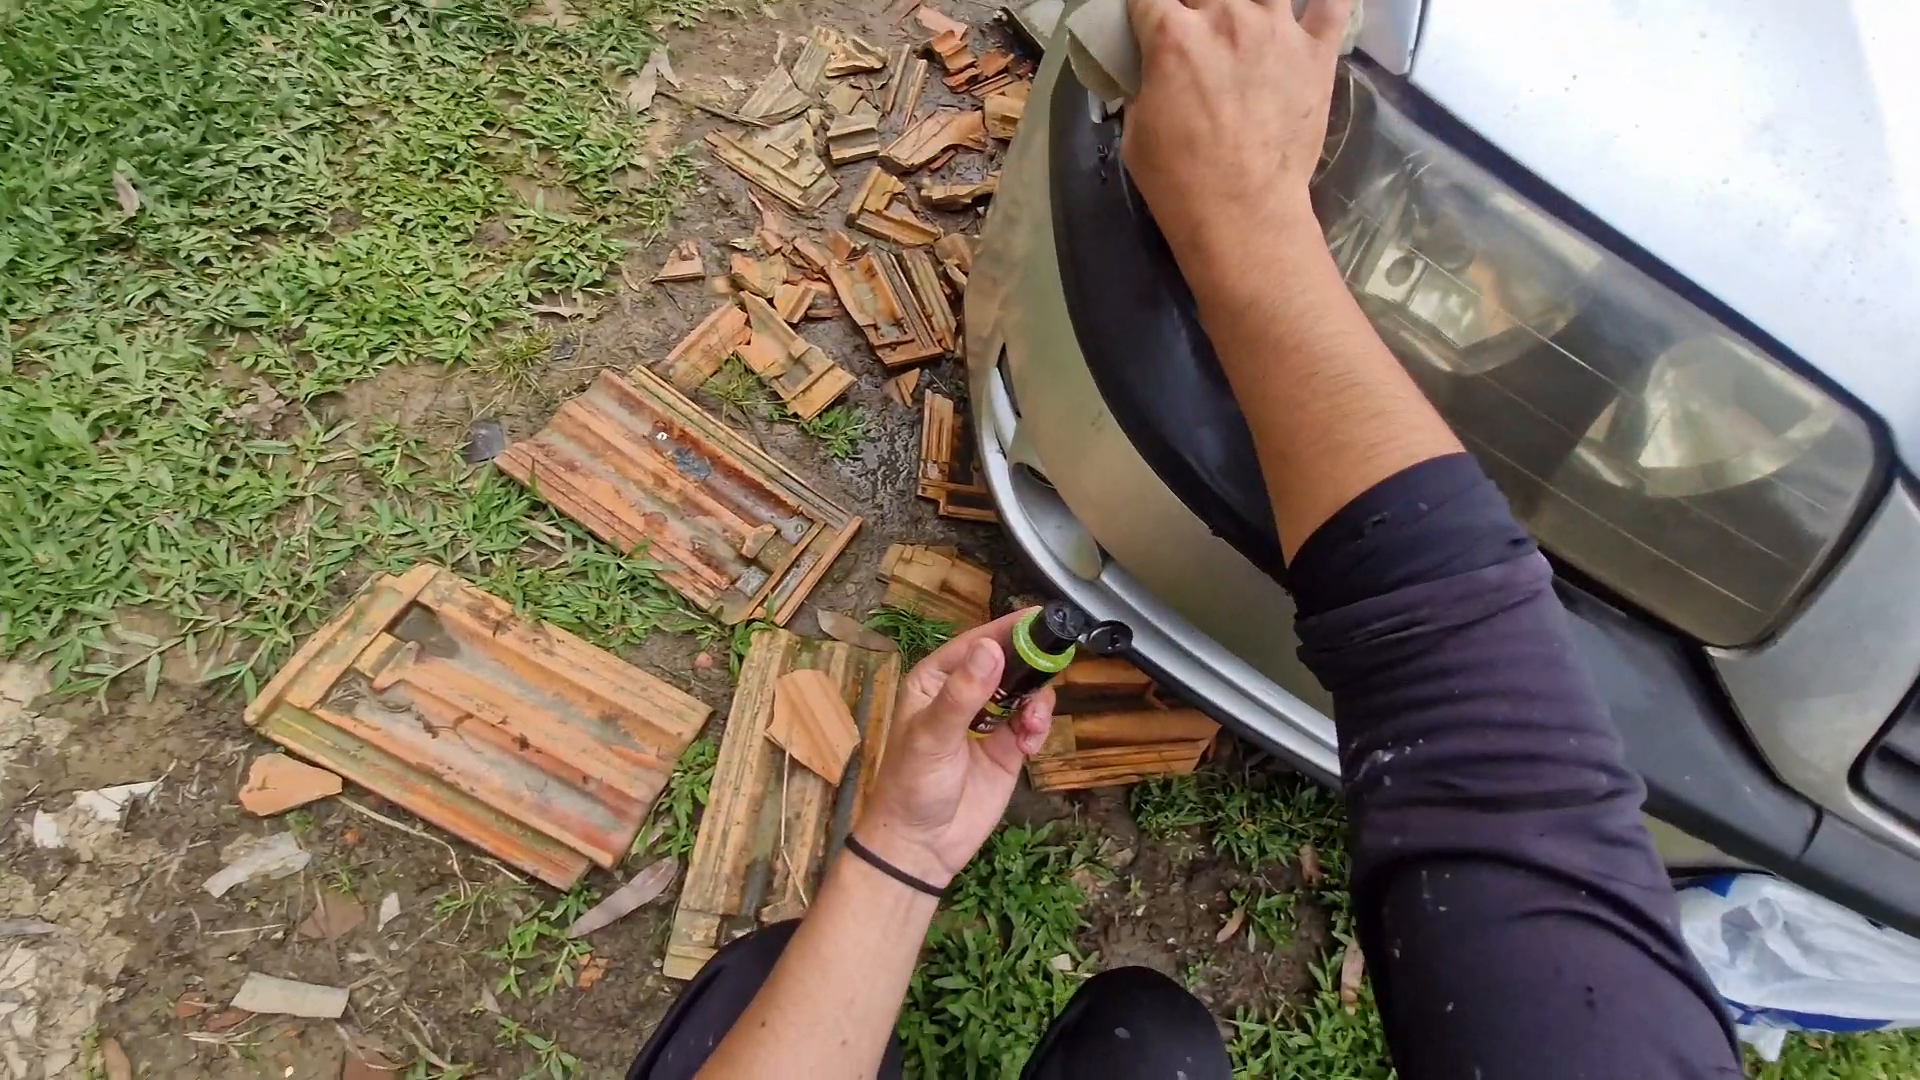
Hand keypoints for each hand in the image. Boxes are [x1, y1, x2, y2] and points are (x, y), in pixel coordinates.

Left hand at [852, 610, 1056, 887]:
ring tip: (1030, 723)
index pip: (976, 643)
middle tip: (1053, 662)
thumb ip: (963, 694)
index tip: (1040, 618)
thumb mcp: (933, 735)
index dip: (1007, 630)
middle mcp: (965, 693)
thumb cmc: (912, 784)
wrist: (922, 846)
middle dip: (1030, 663)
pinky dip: (1038, 726)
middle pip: (1007, 663)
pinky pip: (1033, 723)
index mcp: (936, 679)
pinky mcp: (1009, 747)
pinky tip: (1030, 742)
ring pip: (1026, 691)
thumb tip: (991, 648)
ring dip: (1037, 699)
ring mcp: (989, 720)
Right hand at [1122, 0, 1349, 270]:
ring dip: (1248, 1)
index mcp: (1172, 37)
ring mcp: (1278, 26)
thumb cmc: (1177, 183)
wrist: (1241, 213)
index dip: (1144, 10)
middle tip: (1194, 30)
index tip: (1145, 24)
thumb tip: (1152, 75)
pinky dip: (1321, 2)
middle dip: (1193, 5)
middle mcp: (1226, 15)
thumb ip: (1145, 89)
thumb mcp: (1136, 136)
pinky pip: (1331, 1)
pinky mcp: (1317, 49)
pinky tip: (1306, 13)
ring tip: (1245, 23)